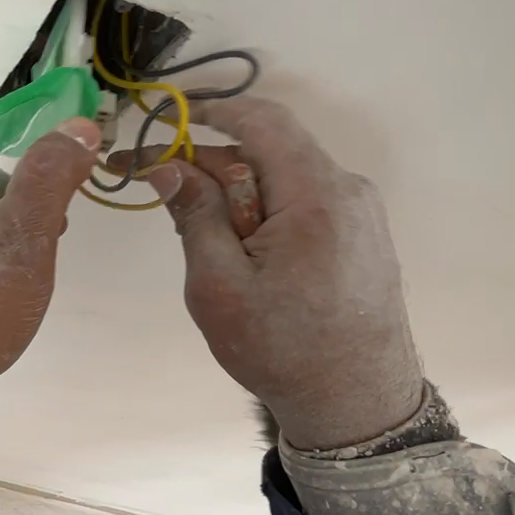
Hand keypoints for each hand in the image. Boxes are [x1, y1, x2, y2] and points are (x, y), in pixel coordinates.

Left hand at [0, 119, 101, 376]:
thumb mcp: (25, 240)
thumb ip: (48, 182)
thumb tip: (79, 124)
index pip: (23, 174)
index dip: (50, 203)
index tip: (59, 236)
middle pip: (2, 203)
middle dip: (26, 230)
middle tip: (34, 272)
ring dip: (6, 254)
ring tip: (12, 293)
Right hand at [128, 98, 423, 450]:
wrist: (356, 404)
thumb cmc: (280, 346)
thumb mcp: (219, 284)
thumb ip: (194, 216)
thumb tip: (168, 165)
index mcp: (315, 196)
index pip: (262, 121)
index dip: (210, 110)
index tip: (163, 119)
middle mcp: (346, 191)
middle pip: (267, 151)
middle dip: (207, 163)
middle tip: (155, 187)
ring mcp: (359, 214)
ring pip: (280, 178)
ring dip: (231, 191)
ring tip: (195, 232)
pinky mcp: (359, 236)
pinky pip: (298, 201)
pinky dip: (257, 209)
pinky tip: (234, 247)